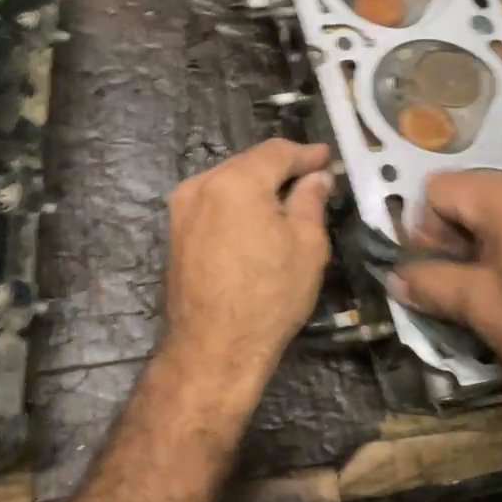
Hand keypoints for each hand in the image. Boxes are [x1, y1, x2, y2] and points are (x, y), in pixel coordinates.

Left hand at [162, 139, 333, 379]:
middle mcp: (202, 184)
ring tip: (286, 198)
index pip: (276, 152)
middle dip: (280, 168)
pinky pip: (213, 200)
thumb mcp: (306, 246)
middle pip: (248, 163)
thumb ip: (310, 201)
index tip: (326, 158)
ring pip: (228, 180)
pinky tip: (255, 217)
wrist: (212, 349)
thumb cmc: (268, 297)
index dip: (305, 154)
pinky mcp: (175, 229)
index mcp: (236, 182)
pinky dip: (236, 202)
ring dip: (256, 184)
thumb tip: (316, 177)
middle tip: (311, 177)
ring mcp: (182, 206)